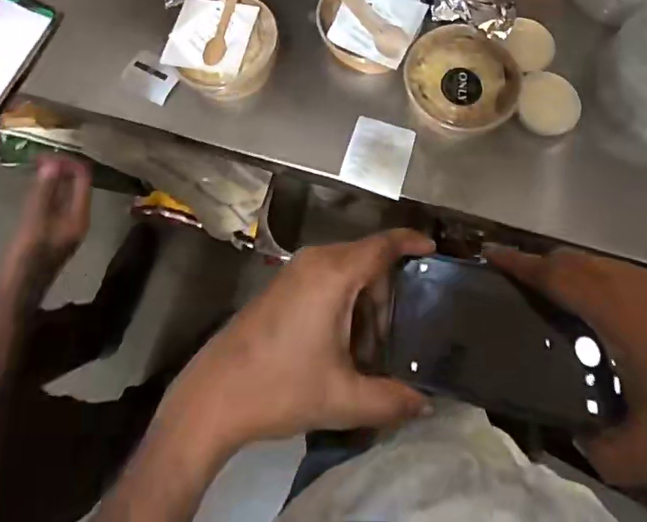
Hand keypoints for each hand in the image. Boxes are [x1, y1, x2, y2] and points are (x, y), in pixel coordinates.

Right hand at [0, 154, 93, 314]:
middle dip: (60, 168)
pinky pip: (48, 208)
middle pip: (73, 187)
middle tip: (37, 155)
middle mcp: (74, 223)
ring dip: (51, 180)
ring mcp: (59, 232)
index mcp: (78, 218)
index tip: (45, 151)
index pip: (83, 179)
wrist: (6, 305)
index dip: (68, 162)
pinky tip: (29, 191)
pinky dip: (42, 195)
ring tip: (33, 165)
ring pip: (60, 197)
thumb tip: (53, 161)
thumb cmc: (22, 264)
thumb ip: (44, 193)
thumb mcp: (33, 224)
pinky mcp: (43, 240)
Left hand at [161, 229, 435, 455]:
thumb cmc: (281, 387)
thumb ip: (391, 400)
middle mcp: (315, 260)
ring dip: (363, 306)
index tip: (434, 249)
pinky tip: (340, 347)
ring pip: (346, 273)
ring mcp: (294, 271)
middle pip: (367, 262)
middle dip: (386, 298)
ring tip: (365, 354)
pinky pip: (326, 280)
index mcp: (334, 273)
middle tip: (392, 343)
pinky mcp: (281, 286)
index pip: (382, 245)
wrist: (213, 397)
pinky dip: (343, 304)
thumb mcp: (342, 398)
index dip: (410, 242)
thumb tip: (425, 405)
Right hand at [485, 246, 646, 499]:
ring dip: (567, 270)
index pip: (557, 273)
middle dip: (538, 264)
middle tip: (507, 281)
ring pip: (600, 265)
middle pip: (575, 260)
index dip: (519, 262)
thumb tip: (563, 440)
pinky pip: (621, 275)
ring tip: (542, 294)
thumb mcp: (643, 456)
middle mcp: (638, 288)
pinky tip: (593, 313)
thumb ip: (593, 449)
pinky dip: (594, 279)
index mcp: (622, 311)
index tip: (488, 255)